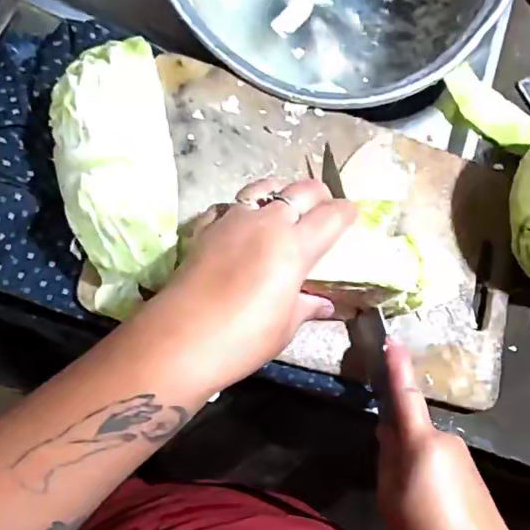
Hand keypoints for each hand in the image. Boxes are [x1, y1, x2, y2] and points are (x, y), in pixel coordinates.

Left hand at [139, 178, 354, 388]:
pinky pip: (229, 206)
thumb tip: (323, 302)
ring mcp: (231, 221)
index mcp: (295, 246)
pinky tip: (242, 225)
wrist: (178, 341)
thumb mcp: (284, 327)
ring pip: (263, 188)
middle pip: (301, 190)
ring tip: (285, 208)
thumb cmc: (243, 339)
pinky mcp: (204, 229)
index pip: (332, 215)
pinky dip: (242, 209)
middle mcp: (266, 223)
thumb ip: (306, 306)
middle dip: (318, 196)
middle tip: (324, 209)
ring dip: (280, 193)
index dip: (346, 214)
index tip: (351, 218)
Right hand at [376, 338, 510, 529]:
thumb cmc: (424, 526)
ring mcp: (462, 456)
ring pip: (426, 450)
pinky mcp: (471, 474)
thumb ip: (387, 458)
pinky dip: (428, 478)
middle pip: (412, 430)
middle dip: (396, 443)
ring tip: (410, 506)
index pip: (405, 396)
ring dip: (413, 466)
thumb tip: (388, 431)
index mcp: (421, 439)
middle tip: (388, 481)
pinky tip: (429, 510)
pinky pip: (440, 465)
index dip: (396, 368)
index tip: (392, 341)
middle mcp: (446, 438)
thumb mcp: (389, 494)